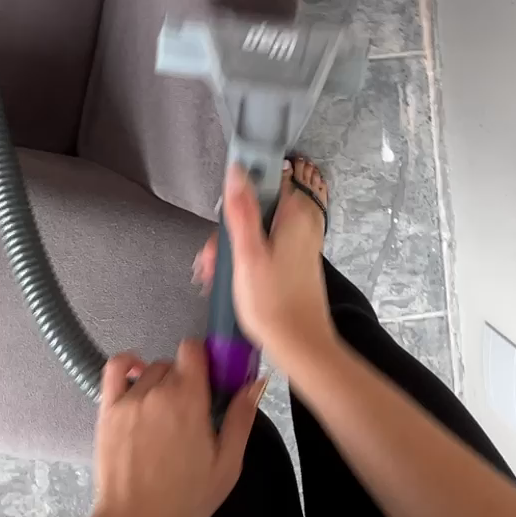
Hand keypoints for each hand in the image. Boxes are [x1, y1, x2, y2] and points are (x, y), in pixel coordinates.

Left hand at [90, 341, 264, 516]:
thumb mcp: (226, 465)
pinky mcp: (107, 409)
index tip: (211, 379)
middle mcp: (158, 390)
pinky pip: (115, 369)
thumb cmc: (185, 500)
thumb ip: (241, 418)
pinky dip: (127, 364)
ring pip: (150, 371)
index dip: (205, 359)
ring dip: (161, 383)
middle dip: (186, 381)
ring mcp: (129, 398)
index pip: (194, 350)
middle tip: (191, 413)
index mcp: (189, 399)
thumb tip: (255, 382)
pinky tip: (136, 374)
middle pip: (175, 365)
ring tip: (164, 415)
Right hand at [216, 164, 335, 363]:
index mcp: (293, 215)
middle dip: (230, 231)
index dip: (237, 198)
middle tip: (214, 258)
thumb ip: (242, 210)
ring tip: (217, 274)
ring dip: (233, 248)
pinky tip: (232, 278)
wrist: (299, 344)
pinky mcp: (294, 260)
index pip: (262, 182)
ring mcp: (299, 243)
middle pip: (256, 209)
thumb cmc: (274, 305)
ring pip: (258, 230)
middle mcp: (301, 224)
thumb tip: (237, 171)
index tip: (224, 219)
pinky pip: (265, 247)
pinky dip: (247, 258)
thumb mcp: (247, 253)